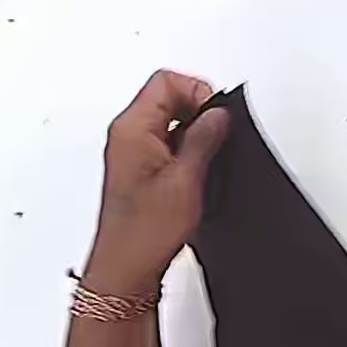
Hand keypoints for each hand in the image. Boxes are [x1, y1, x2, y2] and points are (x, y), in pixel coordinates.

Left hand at [83, 70, 229, 294]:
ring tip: (209, 153)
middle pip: (167, 95)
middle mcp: (128, 135)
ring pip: (169, 117)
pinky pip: (167, 139)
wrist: (128, 264)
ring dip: (195, 128)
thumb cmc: (146, 229)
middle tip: (219, 132)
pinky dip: (188, 145)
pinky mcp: (141, 166)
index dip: (198, 91)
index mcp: (132, 129)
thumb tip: (219, 114)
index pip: (166, 82)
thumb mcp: (186, 179)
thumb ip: (204, 140)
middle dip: (199, 107)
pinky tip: (199, 168)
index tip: (218, 116)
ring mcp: (133, 150)